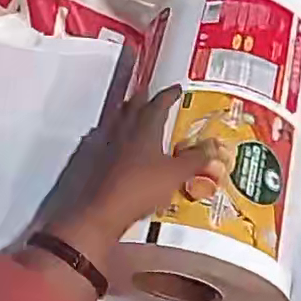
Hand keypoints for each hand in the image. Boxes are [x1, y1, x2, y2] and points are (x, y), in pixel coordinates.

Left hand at [46, 87, 227, 260]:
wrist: (100, 211)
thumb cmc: (139, 189)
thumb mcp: (175, 175)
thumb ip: (194, 160)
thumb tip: (212, 148)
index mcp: (145, 128)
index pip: (159, 103)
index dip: (169, 95)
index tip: (176, 90)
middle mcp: (122, 130)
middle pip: (132, 106)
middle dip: (143, 99)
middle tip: (150, 96)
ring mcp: (102, 143)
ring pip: (115, 120)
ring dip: (125, 114)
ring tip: (131, 114)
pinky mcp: (87, 159)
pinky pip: (100, 138)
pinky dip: (109, 135)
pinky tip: (110, 143)